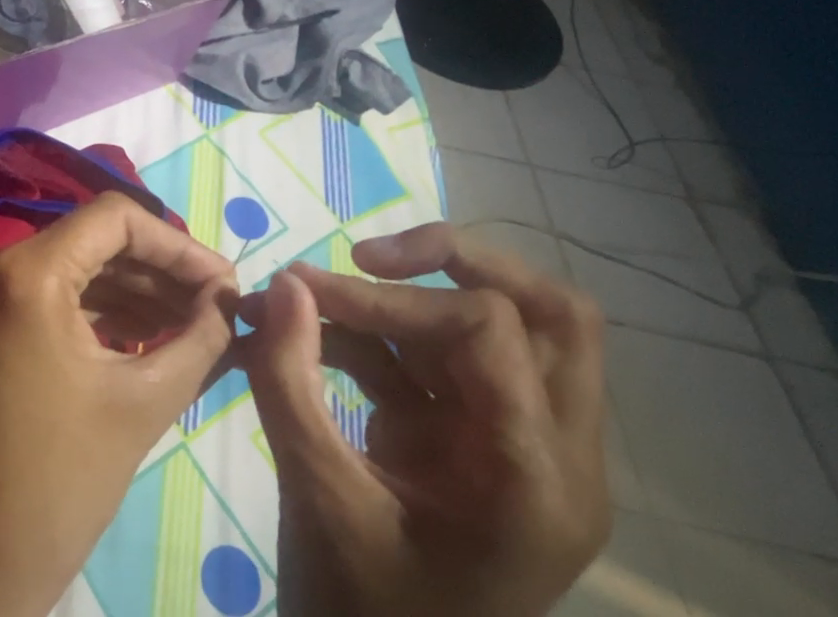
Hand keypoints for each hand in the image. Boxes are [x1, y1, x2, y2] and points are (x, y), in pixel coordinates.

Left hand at [0, 192, 238, 616]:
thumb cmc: (61, 480)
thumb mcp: (144, 401)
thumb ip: (200, 336)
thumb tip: (232, 300)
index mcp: (21, 272)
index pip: (114, 217)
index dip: (178, 245)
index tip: (224, 285)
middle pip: (87, 241)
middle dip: (157, 273)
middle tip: (216, 309)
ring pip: (61, 267)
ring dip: (124, 292)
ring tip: (188, 327)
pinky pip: (33, 293)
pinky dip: (84, 309)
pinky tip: (138, 336)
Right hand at [239, 224, 610, 616]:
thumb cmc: (357, 610)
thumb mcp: (316, 496)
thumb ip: (290, 383)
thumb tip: (281, 284)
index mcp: (534, 479)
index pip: (492, 333)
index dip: (394, 299)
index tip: (307, 292)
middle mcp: (556, 455)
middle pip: (550, 315)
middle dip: (455, 264)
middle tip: (367, 256)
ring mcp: (522, 451)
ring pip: (503, 332)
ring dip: (408, 303)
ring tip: (317, 297)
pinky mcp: (478, 450)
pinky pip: (445, 369)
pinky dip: (383, 342)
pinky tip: (315, 339)